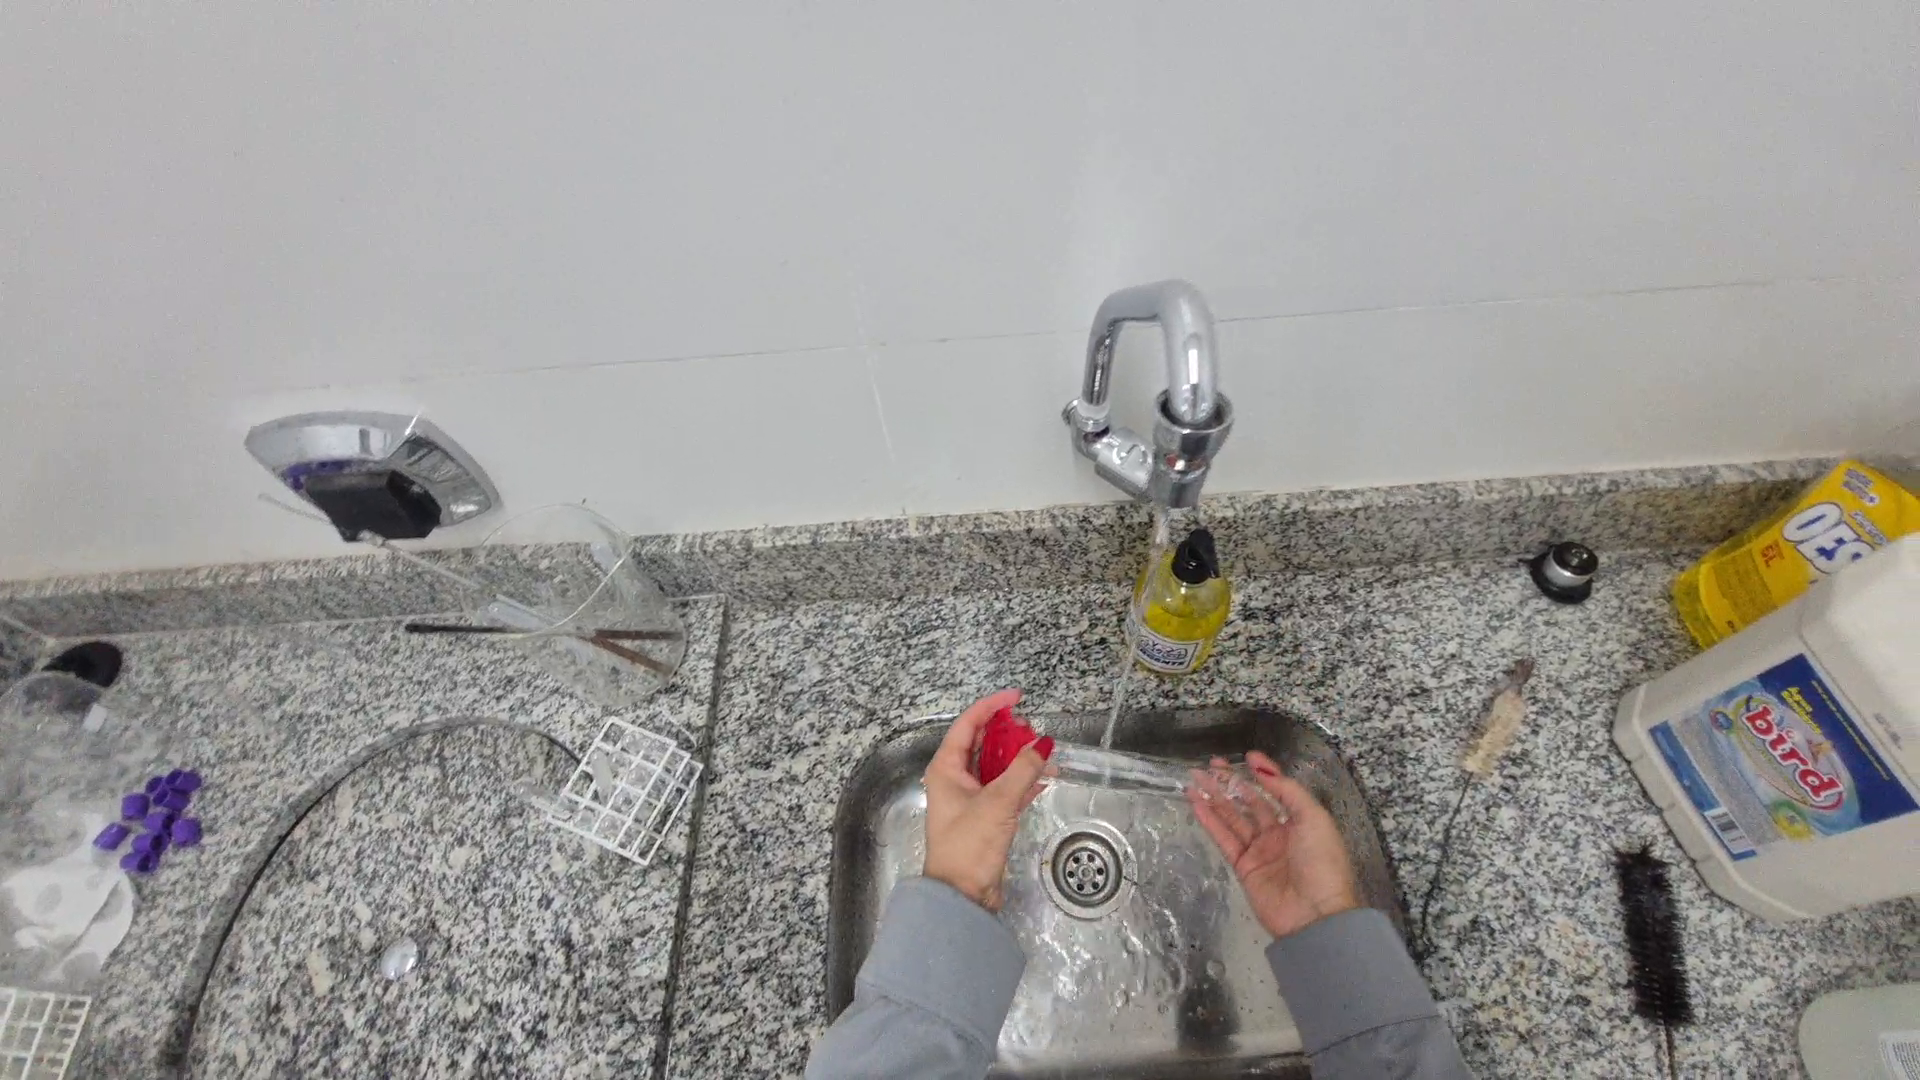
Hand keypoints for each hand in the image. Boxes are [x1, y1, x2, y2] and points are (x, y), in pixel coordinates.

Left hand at [922, 688, 1050, 911]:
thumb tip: (1044, 743)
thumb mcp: (999, 803)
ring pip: (996, 766)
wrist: (962, 898)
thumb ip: (1023, 770)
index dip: (992, 706)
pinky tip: (1045, 778)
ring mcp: (970, 798)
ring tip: (1045, 753)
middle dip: (1009, 733)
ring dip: (1019, 758)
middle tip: (1033, 728)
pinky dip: (1023, 782)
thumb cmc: (970, 845)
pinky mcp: (985, 817)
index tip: (1017, 696)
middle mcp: (955, 778)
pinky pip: (1005, 789)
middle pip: (983, 743)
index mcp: (946, 768)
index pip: (968, 724)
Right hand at [1187, 750, 1360, 938]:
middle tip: (1210, 764)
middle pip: (1249, 802)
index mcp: (1299, 823)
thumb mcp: (1313, 818)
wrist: (1316, 915)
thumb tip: (1261, 766)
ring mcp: (1259, 851)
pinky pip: (1223, 838)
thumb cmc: (1321, 861)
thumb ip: (1286, 790)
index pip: (1276, 792)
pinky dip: (1209, 820)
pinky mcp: (1242, 867)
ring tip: (1194, 778)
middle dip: (1230, 782)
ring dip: (1213, 797)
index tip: (1246, 755)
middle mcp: (1277, 834)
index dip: (1261, 774)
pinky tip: (1195, 803)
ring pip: (1231, 818)